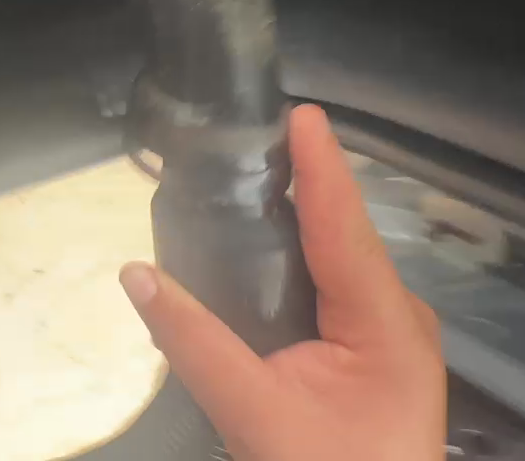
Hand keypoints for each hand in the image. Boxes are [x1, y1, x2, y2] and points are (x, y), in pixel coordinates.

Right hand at [120, 105, 446, 460]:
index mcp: (385, 329)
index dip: (322, 168)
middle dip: (300, 173)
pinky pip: (324, 269)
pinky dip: (289, 234)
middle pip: (341, 228)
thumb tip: (131, 269)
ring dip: (292, 201)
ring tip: (241, 161)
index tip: (301, 114)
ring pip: (332, 247)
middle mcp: (393, 317)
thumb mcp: (252, 410)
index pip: (345, 230)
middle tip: (243, 129)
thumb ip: (192, 340)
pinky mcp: (359, 340)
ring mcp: (380, 329)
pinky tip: (252, 223)